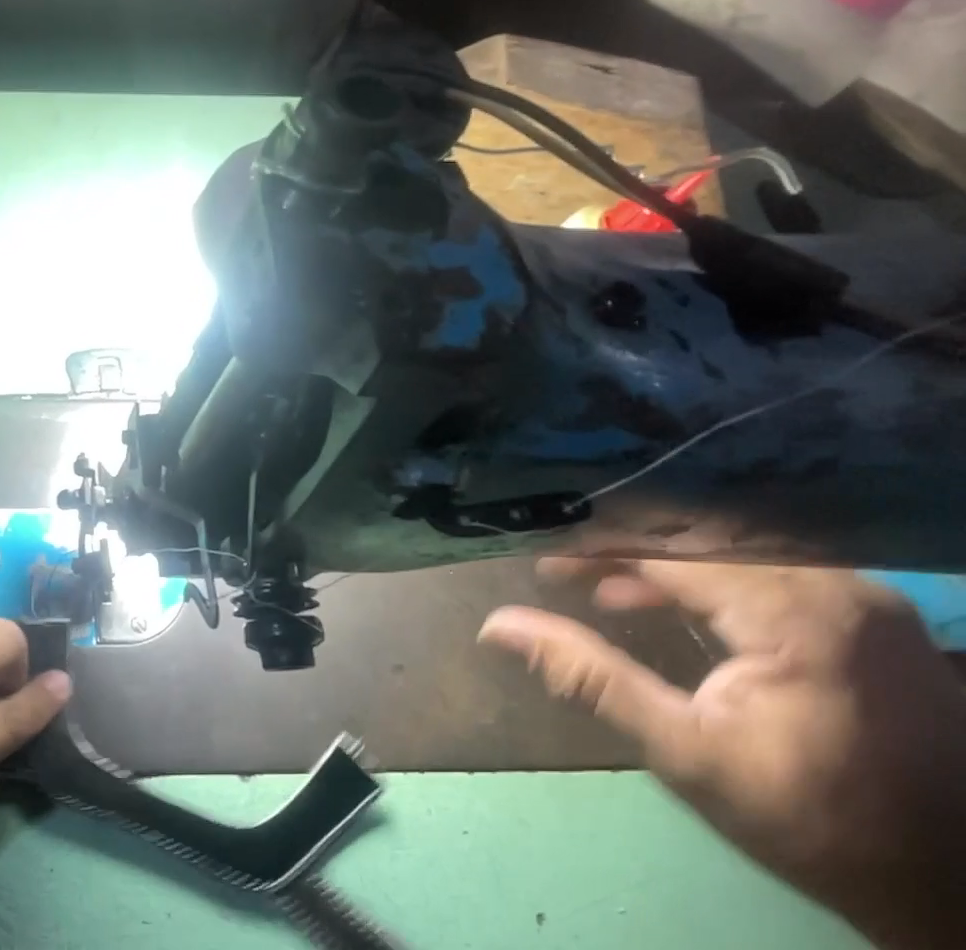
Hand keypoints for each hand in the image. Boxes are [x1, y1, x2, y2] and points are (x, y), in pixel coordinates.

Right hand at [479, 561, 965, 948]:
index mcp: (793, 613)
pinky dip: (715, 580)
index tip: (542, 564)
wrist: (944, 878)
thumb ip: (589, 677)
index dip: (597, 552)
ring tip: (606, 590)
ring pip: (741, 552)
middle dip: (626, 551)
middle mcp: (839, 588)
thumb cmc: (804, 816)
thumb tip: (497, 625)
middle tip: (565, 572)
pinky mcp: (877, 619)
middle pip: (707, 541)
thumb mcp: (681, 749)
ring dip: (667, 564)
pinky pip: (777, 572)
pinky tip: (679, 606)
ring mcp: (867, 600)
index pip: (673, 552)